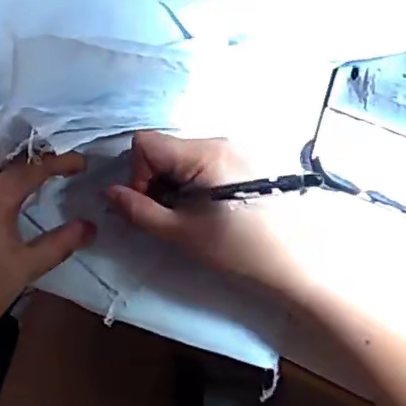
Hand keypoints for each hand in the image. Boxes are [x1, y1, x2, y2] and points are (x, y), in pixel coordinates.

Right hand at [102, 131, 311, 293]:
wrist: (297, 264)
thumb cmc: (237, 248)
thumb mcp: (179, 232)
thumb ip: (138, 209)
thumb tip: (108, 192)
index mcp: (203, 154)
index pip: (145, 144)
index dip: (138, 173)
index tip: (152, 203)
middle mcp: (218, 141)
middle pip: (161, 148)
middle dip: (154, 179)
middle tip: (169, 212)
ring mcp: (233, 148)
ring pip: (178, 155)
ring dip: (171, 181)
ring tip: (188, 212)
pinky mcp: (242, 159)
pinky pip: (198, 160)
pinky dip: (190, 180)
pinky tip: (205, 206)